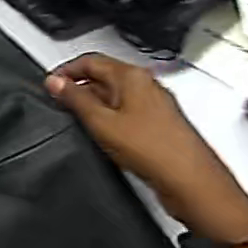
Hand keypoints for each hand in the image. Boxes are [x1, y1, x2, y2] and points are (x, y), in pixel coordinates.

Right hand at [45, 54, 247, 244]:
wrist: (195, 187)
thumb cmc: (159, 153)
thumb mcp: (102, 123)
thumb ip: (75, 99)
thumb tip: (56, 82)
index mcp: (133, 76)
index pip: (90, 60)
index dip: (66, 70)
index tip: (52, 83)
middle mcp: (148, 86)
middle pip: (104, 76)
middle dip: (80, 87)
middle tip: (61, 102)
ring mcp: (156, 107)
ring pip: (116, 96)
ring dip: (95, 105)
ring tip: (81, 123)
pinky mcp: (161, 127)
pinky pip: (128, 114)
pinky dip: (112, 120)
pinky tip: (106, 139)